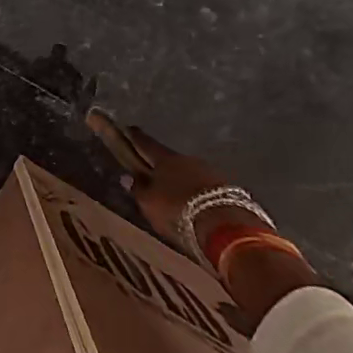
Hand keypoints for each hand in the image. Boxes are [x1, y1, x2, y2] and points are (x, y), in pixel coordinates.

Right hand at [87, 108, 242, 243]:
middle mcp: (187, 159)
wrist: (224, 223)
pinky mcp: (226, 188)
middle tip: (153, 171)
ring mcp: (209, 172)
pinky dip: (196, 191)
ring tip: (174, 191)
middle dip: (162, 164)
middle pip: (170, 159)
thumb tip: (126, 177)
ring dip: (181, 179)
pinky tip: (194, 201)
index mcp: (165, 159)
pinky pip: (204, 185)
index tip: (130, 128)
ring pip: (189, 172)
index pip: (147, 144)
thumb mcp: (150, 203)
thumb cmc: (177, 209)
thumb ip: (138, 189)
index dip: (136, 137)